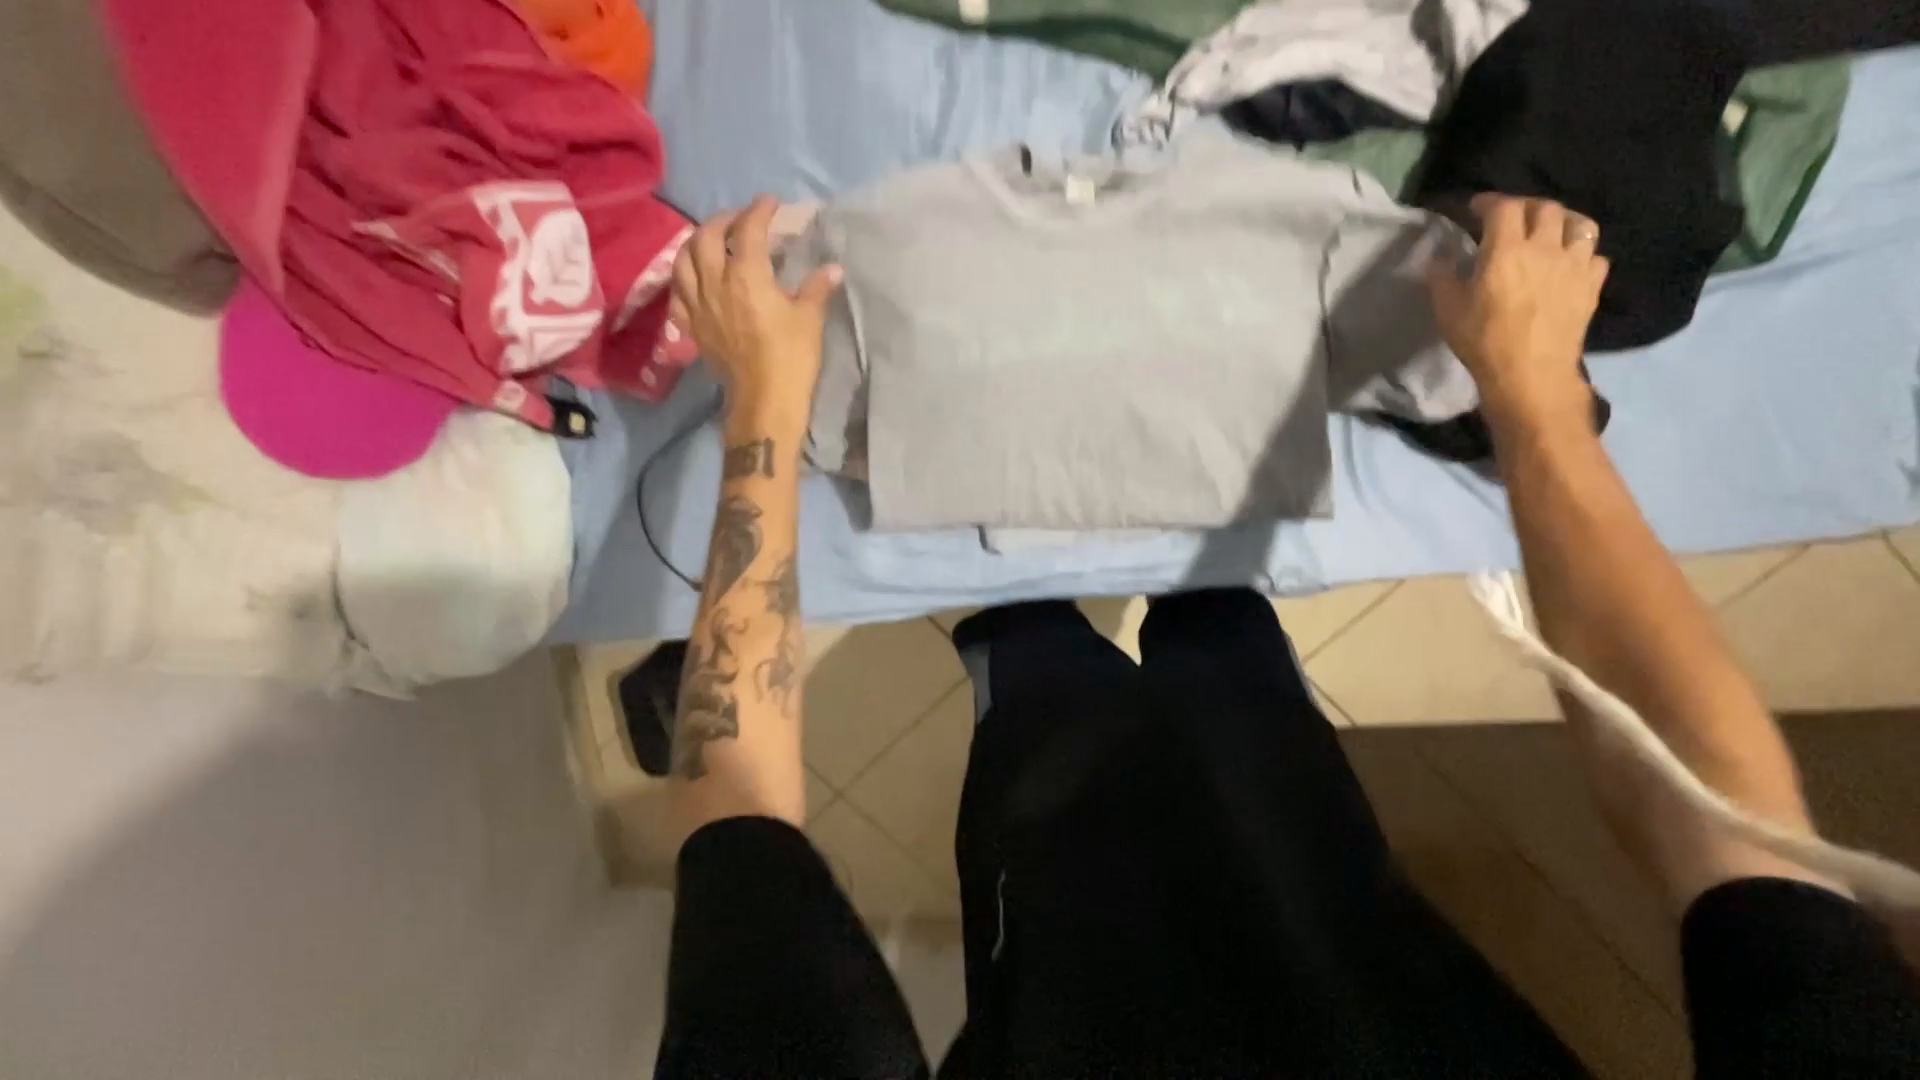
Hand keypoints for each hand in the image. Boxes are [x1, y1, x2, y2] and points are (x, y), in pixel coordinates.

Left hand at [671, 195, 842, 436]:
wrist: (764, 400)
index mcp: (746, 275)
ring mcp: (698, 305)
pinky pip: (679, 294)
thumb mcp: (809, 319)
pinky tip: (695, 278)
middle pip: (705, 237)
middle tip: (739, 220)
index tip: (770, 203)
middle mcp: (715, 283)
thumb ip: (816, 288)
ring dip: (695, 243)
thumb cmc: (791, 357)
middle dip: (722, 221)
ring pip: (683, 260)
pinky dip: (684, 278)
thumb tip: (832, 269)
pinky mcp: (693, 327)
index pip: (747, 230)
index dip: (759, 211)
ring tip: (710, 241)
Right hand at [1426, 193, 1608, 426]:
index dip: (1489, 201)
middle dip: (1526, 207)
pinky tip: (1569, 263)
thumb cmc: (1482, 340)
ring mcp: (1575, 264)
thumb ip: (1441, 278)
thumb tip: (1439, 256)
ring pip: (1580, 224)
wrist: (1530, 373)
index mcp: (1506, 250)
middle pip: (1546, 208)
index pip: (1503, 207)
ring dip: (1563, 221)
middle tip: (1512, 218)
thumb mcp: (1447, 310)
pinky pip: (1594, 256)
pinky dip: (1581, 253)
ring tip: (1551, 231)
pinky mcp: (1591, 285)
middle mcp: (1545, 247)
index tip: (1476, 208)